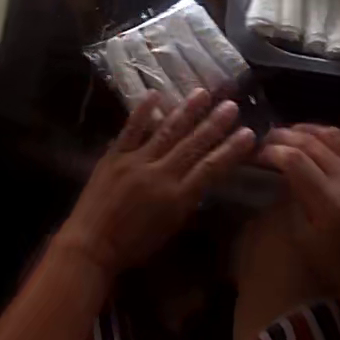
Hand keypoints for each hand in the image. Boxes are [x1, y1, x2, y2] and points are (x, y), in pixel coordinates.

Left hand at [57, 90, 256, 276]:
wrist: (91, 246)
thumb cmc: (133, 246)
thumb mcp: (169, 228)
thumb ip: (186, 200)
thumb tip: (202, 176)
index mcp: (177, 198)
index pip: (211, 168)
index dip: (231, 150)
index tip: (248, 133)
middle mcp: (160, 175)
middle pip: (192, 145)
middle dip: (214, 124)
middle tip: (231, 105)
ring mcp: (135, 162)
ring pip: (166, 131)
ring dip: (187, 111)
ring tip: (203, 93)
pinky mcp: (114, 156)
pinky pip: (131, 129)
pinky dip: (143, 111)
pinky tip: (156, 94)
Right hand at [260, 125, 339, 317]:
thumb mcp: (308, 245)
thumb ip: (293, 205)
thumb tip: (281, 176)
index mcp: (331, 203)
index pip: (295, 160)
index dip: (271, 152)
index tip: (255, 154)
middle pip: (312, 142)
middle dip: (284, 136)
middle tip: (264, 139)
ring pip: (335, 136)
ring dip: (308, 129)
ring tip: (288, 133)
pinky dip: (334, 134)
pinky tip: (320, 136)